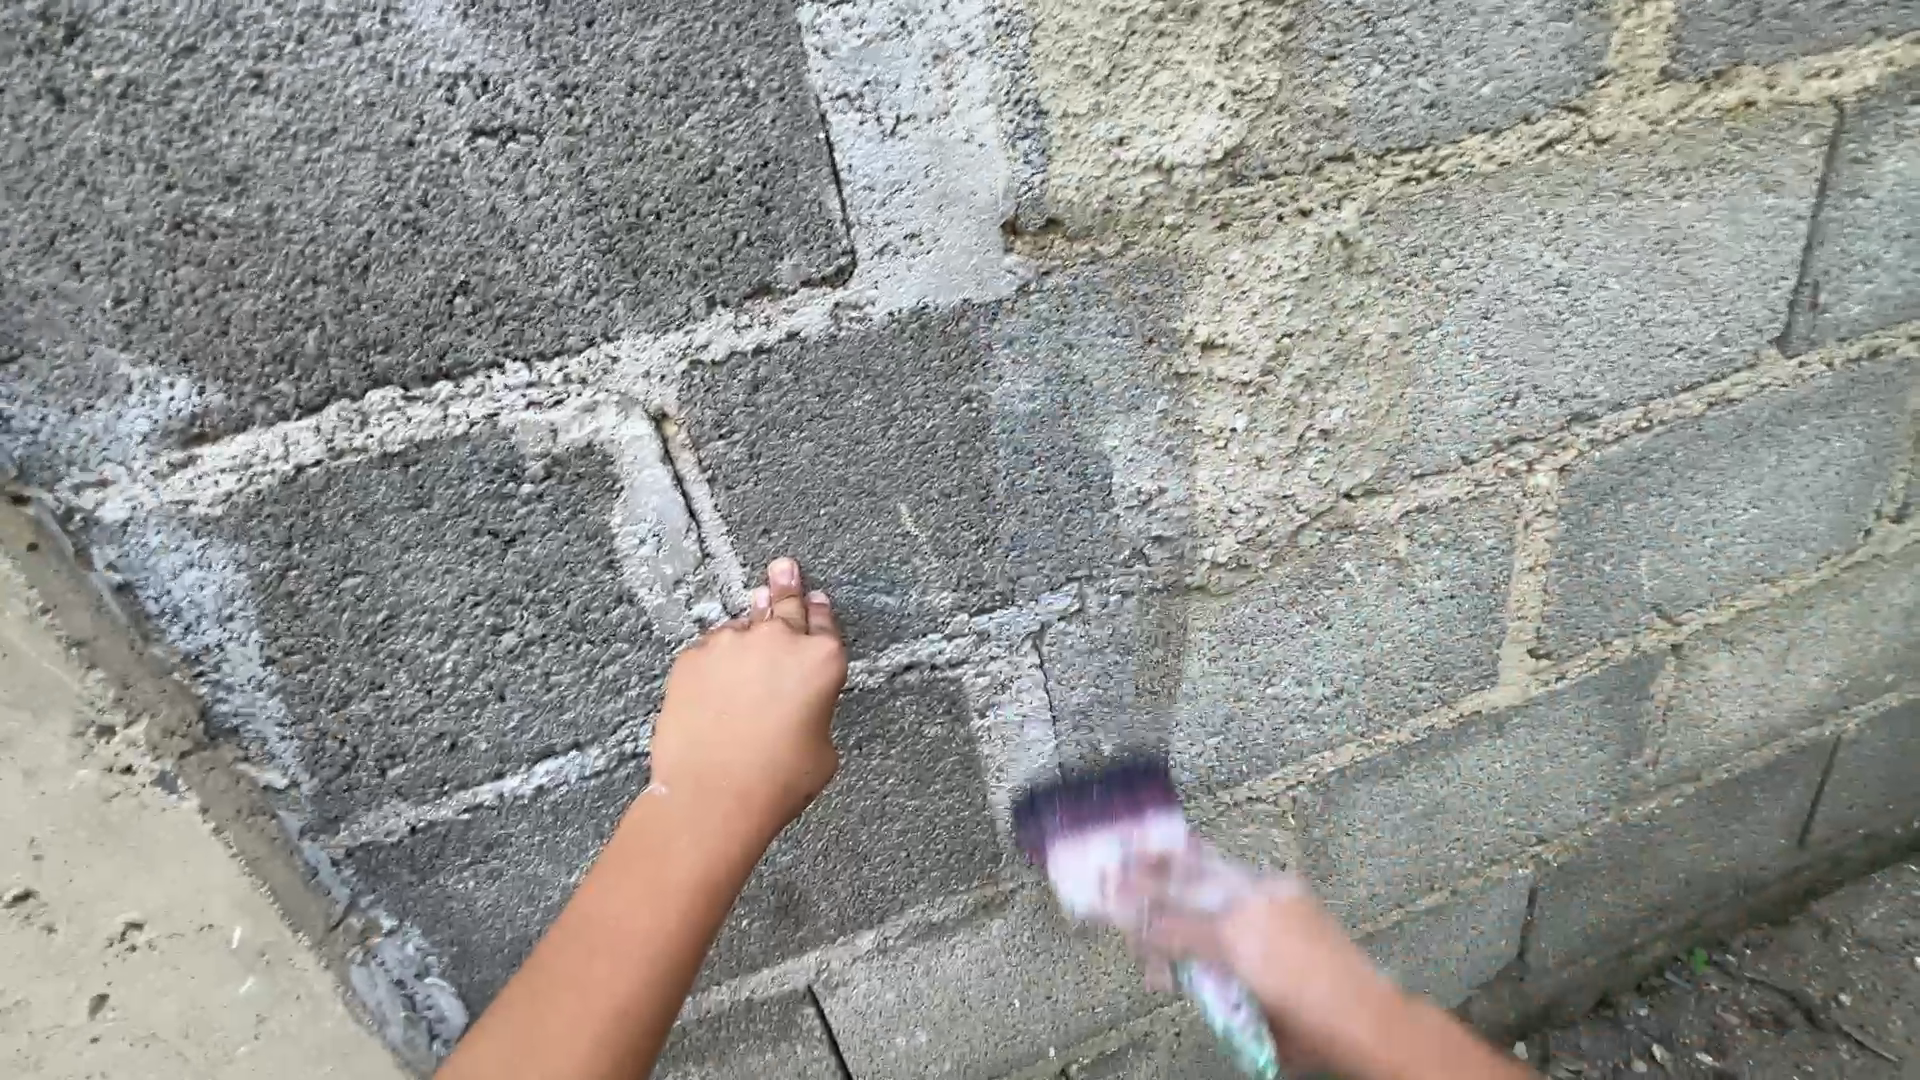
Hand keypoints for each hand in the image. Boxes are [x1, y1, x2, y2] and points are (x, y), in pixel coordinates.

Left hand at [644, 557, 847, 842]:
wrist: (713, 794)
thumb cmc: (779, 779)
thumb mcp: (822, 747)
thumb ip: (815, 710)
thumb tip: (798, 707)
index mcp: (823, 660)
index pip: (825, 621)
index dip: (820, 610)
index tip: (816, 598)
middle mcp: (781, 640)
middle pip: (787, 603)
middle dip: (787, 583)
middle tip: (784, 567)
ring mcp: (733, 644)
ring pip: (743, 625)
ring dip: (749, 626)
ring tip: (747, 622)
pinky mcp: (694, 657)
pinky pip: (710, 648)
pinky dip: (716, 659)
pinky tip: (716, 680)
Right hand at [1110, 845, 1406, 1073]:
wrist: (1371, 1016)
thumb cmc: (1307, 1031)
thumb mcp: (1243, 1015)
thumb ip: (1203, 983)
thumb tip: (1166, 971)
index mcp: (1230, 941)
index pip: (1167, 923)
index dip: (1135, 915)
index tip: (1109, 904)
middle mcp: (1245, 906)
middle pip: (1181, 880)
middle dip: (1143, 874)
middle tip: (1113, 866)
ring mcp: (1267, 890)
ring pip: (1210, 865)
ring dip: (1176, 860)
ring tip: (1146, 847)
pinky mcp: (1286, 887)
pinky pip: (1239, 872)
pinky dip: (1214, 868)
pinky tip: (1196, 856)